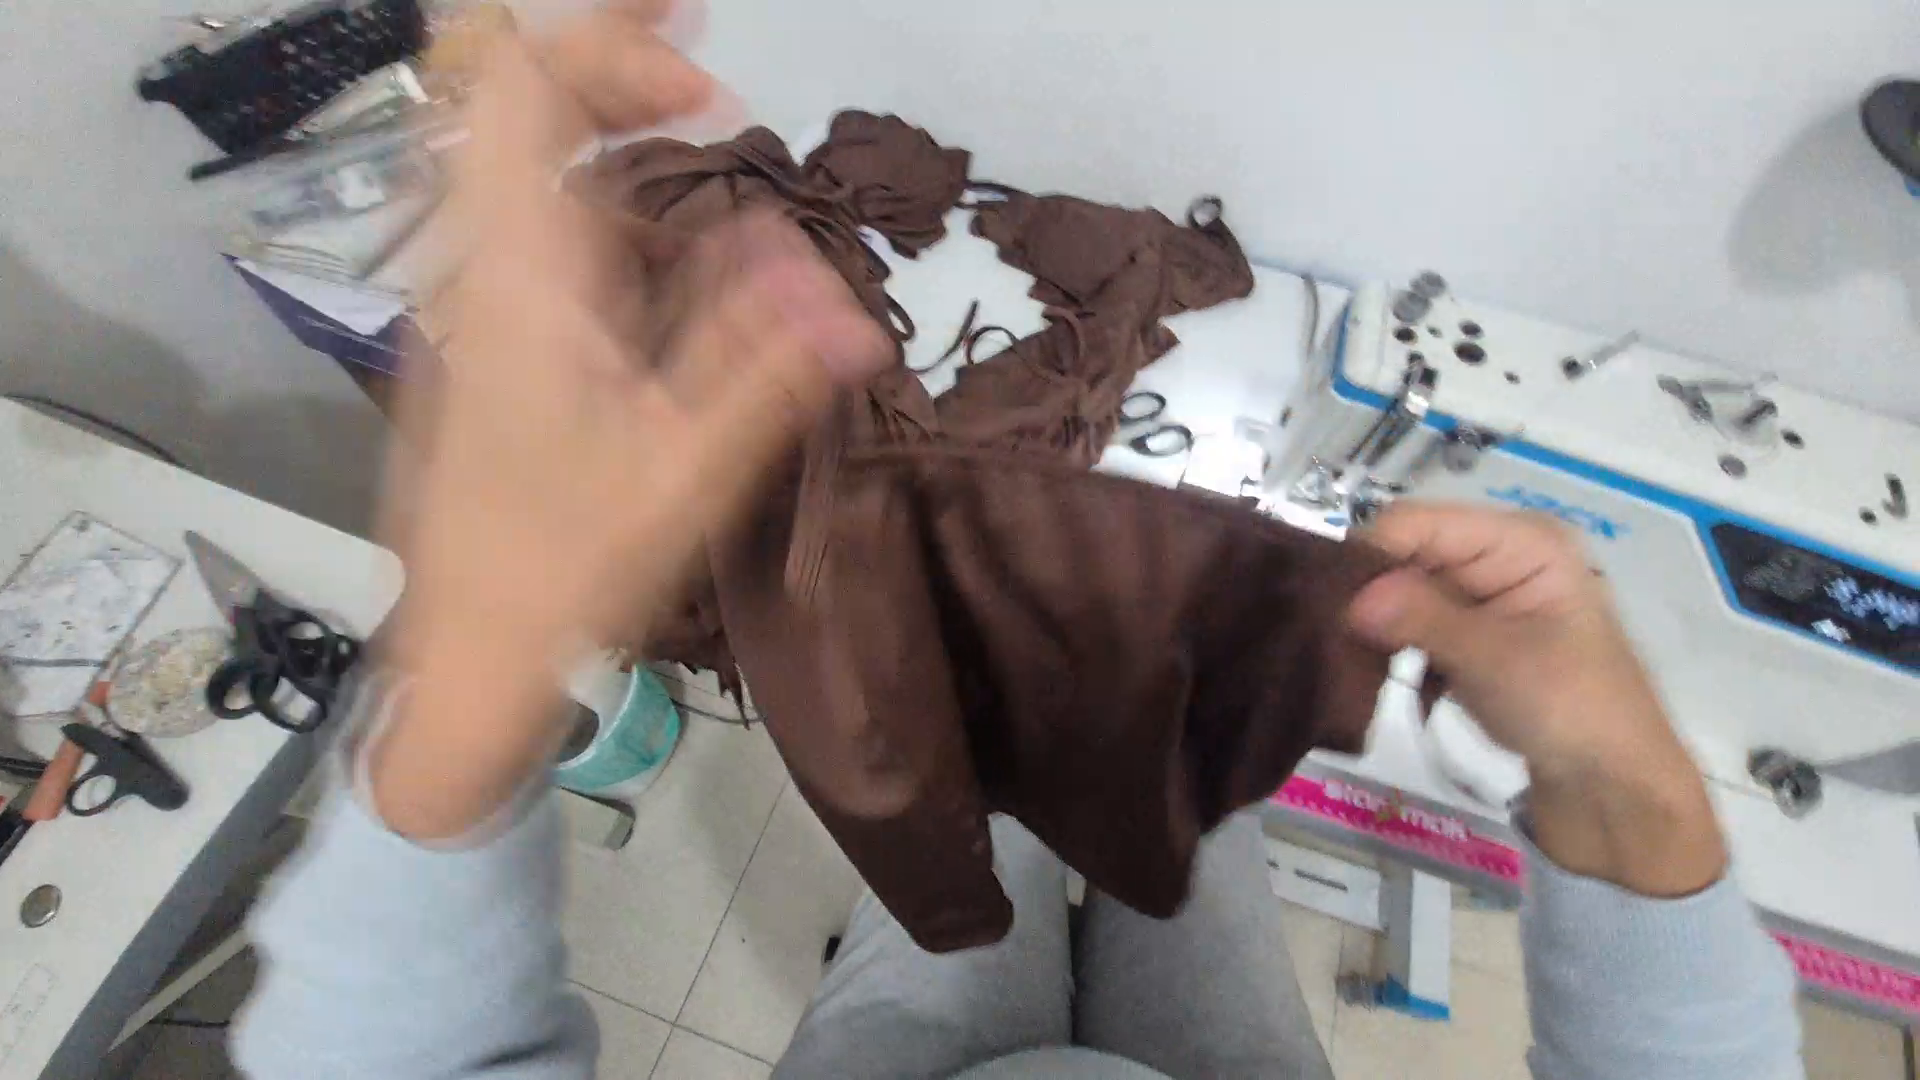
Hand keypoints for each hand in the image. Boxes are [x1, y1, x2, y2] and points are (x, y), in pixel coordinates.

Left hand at [371, 2, 888, 838]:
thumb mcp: (687, 474)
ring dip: (614, 134)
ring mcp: (488, 307)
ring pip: (532, 174)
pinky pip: (553, 239)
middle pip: (509, 104)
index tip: (721, 96)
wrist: (474, 651)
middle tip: (704, 53)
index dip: (619, 57)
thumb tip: (857, 310)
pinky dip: (617, 209)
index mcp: (521, 281)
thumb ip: (769, 378)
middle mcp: (488, 271)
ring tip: (705, 130)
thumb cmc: (572, 567)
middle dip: (609, 59)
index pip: (523, 90)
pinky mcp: (503, 346)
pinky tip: (679, 247)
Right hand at [1347, 502, 1725, 895]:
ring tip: (1344, 646)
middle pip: (1400, 546)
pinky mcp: (1460, 619)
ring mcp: (1475, 585)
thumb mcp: (1497, 660)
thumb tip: (1350, 596)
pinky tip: (1368, 657)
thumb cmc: (1572, 710)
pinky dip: (1382, 632)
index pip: (1415, 522)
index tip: (1331, 602)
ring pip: (1393, 580)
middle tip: (1328, 629)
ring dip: (1369, 613)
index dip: (1369, 554)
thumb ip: (1423, 618)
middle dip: (1364, 584)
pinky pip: (1402, 609)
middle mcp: (1493, 549)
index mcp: (1518, 540)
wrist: (1611, 780)